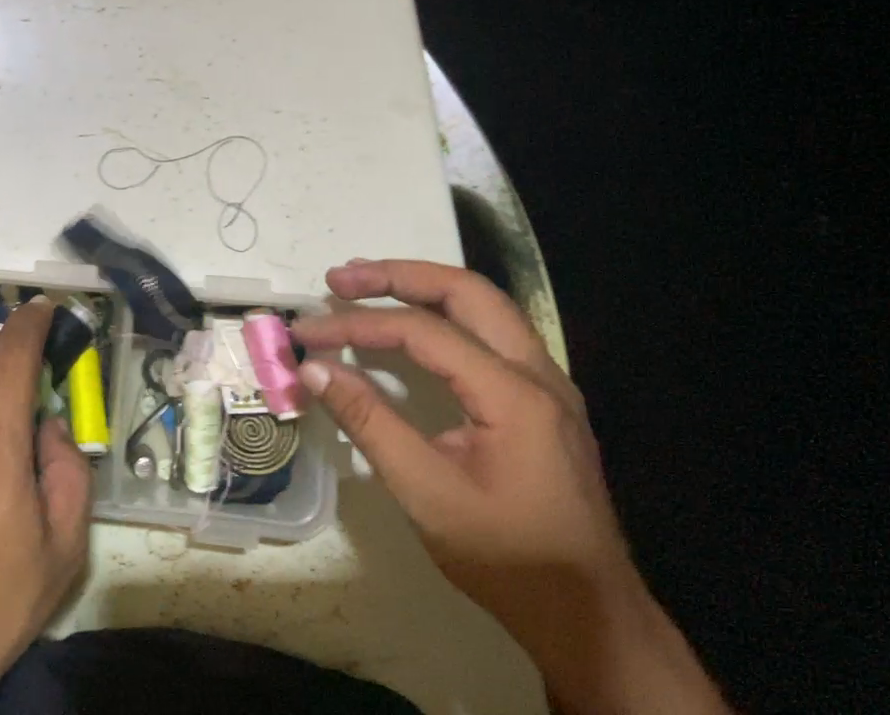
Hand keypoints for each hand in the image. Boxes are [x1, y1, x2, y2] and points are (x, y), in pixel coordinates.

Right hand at [292, 259, 727, 714]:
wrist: (586, 612)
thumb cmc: (505, 555)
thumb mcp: (425, 492)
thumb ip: (369, 422)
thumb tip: (312, 369)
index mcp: (514, 395)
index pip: (424, 332)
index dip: (356, 325)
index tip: (303, 335)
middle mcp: (539, 375)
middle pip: (467, 293)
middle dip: (397, 277)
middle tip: (337, 280)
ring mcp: (546, 387)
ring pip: (485, 308)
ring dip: (421, 289)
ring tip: (363, 289)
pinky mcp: (540, 404)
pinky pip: (490, 336)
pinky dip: (441, 318)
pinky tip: (408, 331)